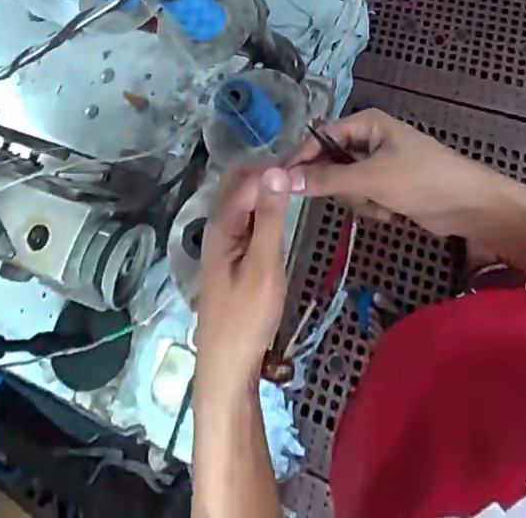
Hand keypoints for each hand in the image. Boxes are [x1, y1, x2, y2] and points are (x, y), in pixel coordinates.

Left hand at [193, 168, 290, 395]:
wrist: (228, 366)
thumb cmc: (246, 317)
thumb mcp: (263, 265)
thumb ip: (270, 217)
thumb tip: (277, 170)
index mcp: (220, 224)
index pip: (247, 179)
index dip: (274, 166)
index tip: (307, 159)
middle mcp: (218, 226)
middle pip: (240, 183)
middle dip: (268, 170)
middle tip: (305, 167)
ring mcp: (224, 241)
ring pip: (244, 200)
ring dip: (267, 187)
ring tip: (301, 182)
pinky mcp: (233, 255)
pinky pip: (248, 217)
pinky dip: (265, 206)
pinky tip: (285, 209)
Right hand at [282, 109, 516, 238]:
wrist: (468, 205)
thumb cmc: (421, 179)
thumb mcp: (371, 178)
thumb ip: (327, 179)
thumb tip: (283, 180)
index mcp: (367, 123)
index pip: (321, 136)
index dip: (302, 158)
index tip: (282, 182)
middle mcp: (369, 138)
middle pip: (331, 162)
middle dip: (344, 186)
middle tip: (358, 195)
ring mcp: (378, 163)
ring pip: (345, 185)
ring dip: (361, 201)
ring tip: (383, 204)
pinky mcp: (387, 186)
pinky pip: (363, 197)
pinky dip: (374, 208)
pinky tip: (393, 212)